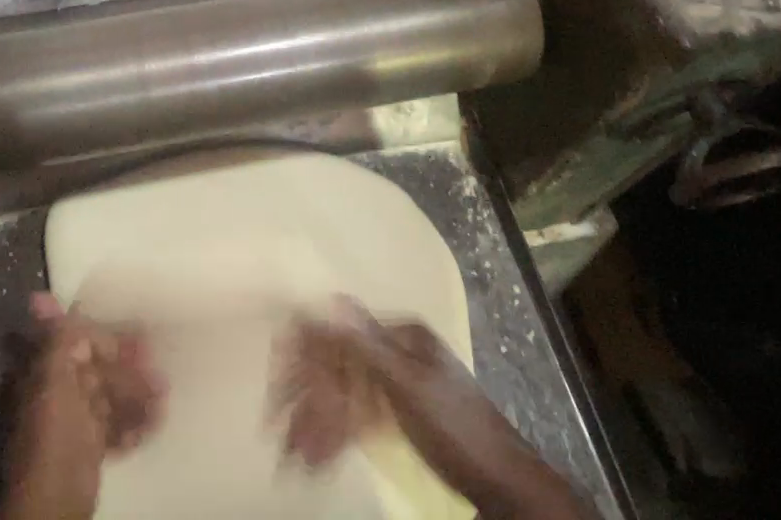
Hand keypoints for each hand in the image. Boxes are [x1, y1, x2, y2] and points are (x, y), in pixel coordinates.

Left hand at [0, 293, 162, 519]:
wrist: (53, 504)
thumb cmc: (52, 437)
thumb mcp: (52, 383)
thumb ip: (55, 341)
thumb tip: (39, 296)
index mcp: (45, 373)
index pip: (77, 340)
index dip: (105, 336)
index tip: (137, 335)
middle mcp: (57, 392)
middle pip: (98, 369)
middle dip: (128, 367)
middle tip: (160, 367)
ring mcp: (74, 422)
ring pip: (110, 397)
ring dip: (137, 395)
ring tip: (164, 397)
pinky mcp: (88, 448)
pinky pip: (114, 427)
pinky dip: (133, 423)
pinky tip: (153, 424)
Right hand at [273, 297, 588, 519]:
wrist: (504, 482)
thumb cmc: (458, 427)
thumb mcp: (410, 385)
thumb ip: (369, 344)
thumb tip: (332, 297)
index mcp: (399, 334)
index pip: (337, 333)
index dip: (303, 358)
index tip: (276, 390)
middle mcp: (393, 350)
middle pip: (334, 367)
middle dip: (306, 402)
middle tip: (278, 433)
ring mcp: (393, 382)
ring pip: (340, 396)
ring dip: (314, 424)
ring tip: (294, 457)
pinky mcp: (394, 412)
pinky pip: (353, 417)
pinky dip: (334, 435)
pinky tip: (315, 458)